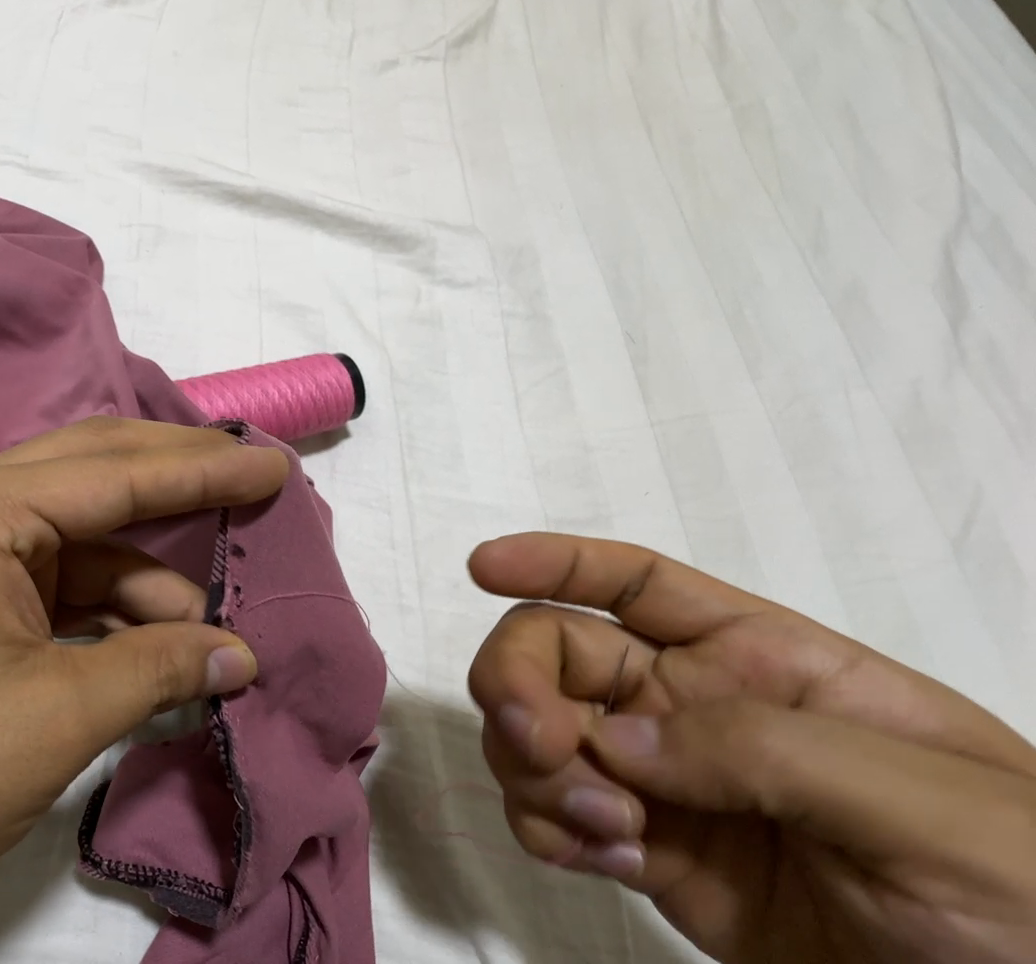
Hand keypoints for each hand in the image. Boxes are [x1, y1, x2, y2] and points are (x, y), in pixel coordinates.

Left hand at [0, 418, 288, 963]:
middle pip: (89, 479)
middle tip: (254, 484)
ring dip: (147, 577)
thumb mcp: (57, 714)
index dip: (198, 472)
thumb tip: (241, 654)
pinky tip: (163, 647)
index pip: (106, 475)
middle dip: (174, 485)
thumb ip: (157, 669)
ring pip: (79, 542)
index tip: (270, 469)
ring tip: (216, 625)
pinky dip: (112, 612)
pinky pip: (58, 587)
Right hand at [466, 532, 1035, 963]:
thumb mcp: (930, 809)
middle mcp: (691, 708)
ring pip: (532, 734)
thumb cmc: (1035, 900)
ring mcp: (661, 785)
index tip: (481, 570)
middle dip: (518, 683)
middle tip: (537, 740)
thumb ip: (766, 752)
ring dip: (532, 769)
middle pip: (553, 653)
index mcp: (762, 663)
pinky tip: (605, 863)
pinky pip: (546, 815)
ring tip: (607, 832)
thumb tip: (615, 740)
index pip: (636, 584)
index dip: (554, 562)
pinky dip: (544, 828)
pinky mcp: (642, 855)